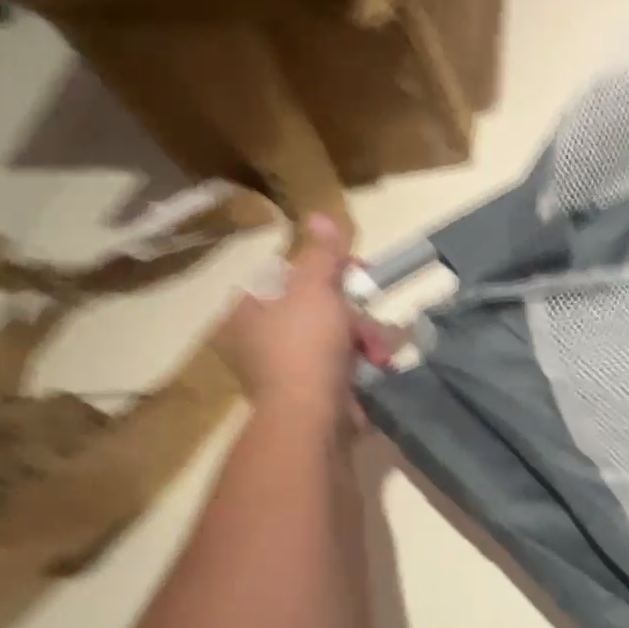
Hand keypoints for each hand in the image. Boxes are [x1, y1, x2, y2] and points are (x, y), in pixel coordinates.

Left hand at [225, 216, 385, 420]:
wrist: (310, 414)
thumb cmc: (306, 345)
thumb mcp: (316, 288)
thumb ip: (322, 253)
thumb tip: (319, 213)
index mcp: (250, 306)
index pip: (291, 273)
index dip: (328, 269)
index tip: (360, 274)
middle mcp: (259, 334)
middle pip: (316, 304)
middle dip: (351, 311)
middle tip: (368, 318)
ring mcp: (283, 364)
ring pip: (333, 333)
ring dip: (362, 336)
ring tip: (378, 350)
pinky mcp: (307, 388)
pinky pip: (339, 361)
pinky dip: (359, 360)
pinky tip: (376, 364)